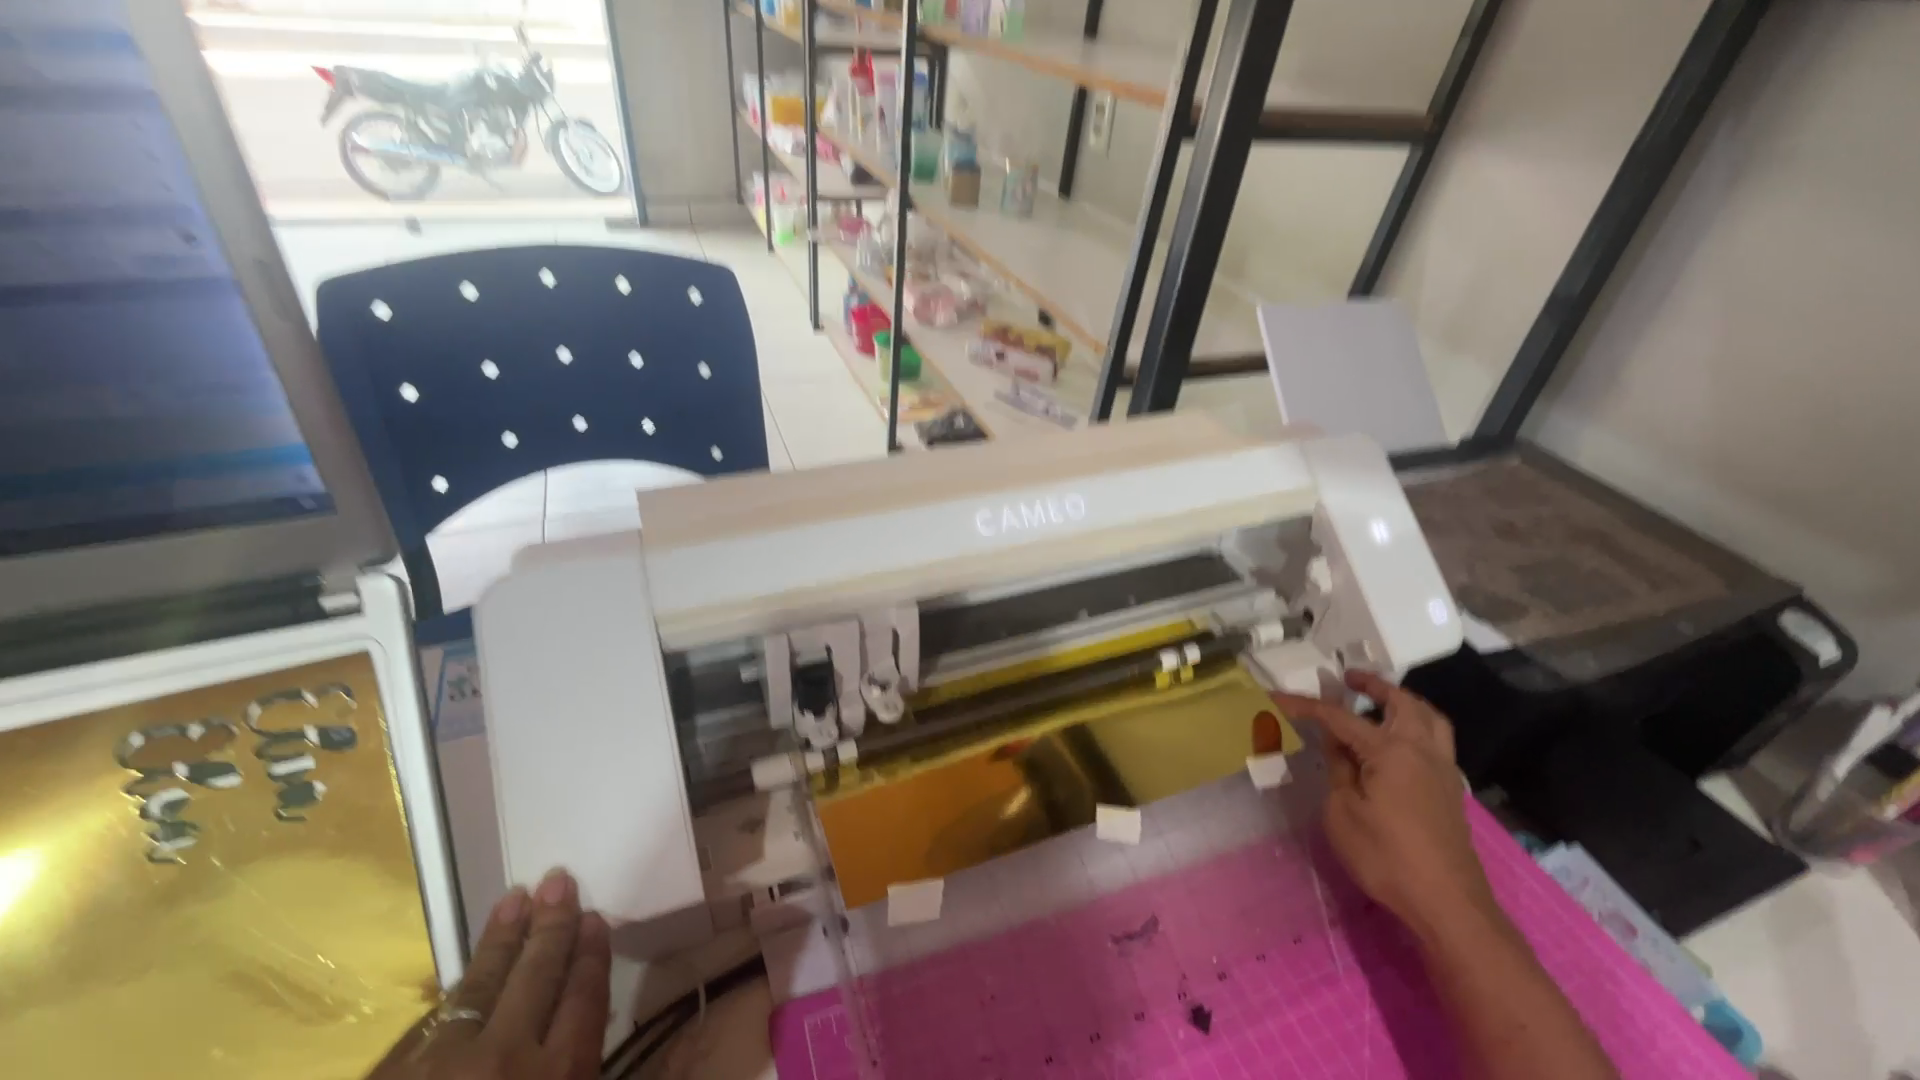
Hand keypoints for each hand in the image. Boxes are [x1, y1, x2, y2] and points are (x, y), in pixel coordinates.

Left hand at [367, 869, 611, 1079]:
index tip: (594, 917)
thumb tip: (582, 1041)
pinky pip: (437, 1017)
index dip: (590, 955)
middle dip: (552, 926)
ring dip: (503, 938)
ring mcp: (445, 1064)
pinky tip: (467, 966)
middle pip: (537, 976)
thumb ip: (572, 1075)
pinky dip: (459, 983)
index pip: (582, 998)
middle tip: (559, 879)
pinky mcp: (396, 1075)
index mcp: (556, 1079)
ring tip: (516, 898)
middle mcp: (507, 1059)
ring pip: (483, 984)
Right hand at [1273, 672, 1495, 940]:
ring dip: (1403, 702)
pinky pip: (1436, 739)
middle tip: (1349, 679)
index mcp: (1391, 750)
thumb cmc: (1386, 856)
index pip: (1340, 718)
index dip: (1305, 706)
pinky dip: (1417, 725)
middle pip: (1402, 703)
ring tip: (1379, 702)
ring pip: (1429, 718)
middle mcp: (1422, 749)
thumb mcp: (1343, 812)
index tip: (1276, 696)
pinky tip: (1398, 742)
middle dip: (1373, 686)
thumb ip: (1339, 769)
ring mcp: (1443, 768)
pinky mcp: (1450, 789)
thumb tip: (1336, 743)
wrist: (1446, 901)